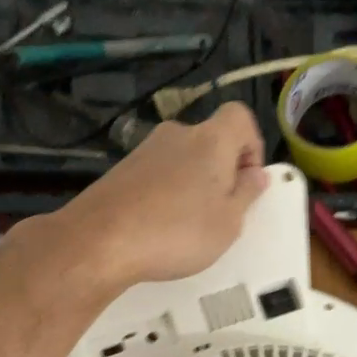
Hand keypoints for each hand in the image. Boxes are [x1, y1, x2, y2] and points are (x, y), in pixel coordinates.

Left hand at [45, 101, 267, 285]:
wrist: (100, 240)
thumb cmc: (178, 232)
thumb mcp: (228, 223)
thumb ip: (246, 194)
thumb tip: (256, 174)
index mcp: (211, 140)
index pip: (240, 116)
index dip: (252, 144)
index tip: (249, 180)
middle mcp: (178, 134)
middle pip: (211, 139)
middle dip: (222, 170)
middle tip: (222, 210)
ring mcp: (145, 149)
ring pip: (184, 158)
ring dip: (194, 183)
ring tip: (189, 224)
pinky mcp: (123, 168)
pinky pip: (159, 173)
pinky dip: (167, 192)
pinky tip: (160, 225)